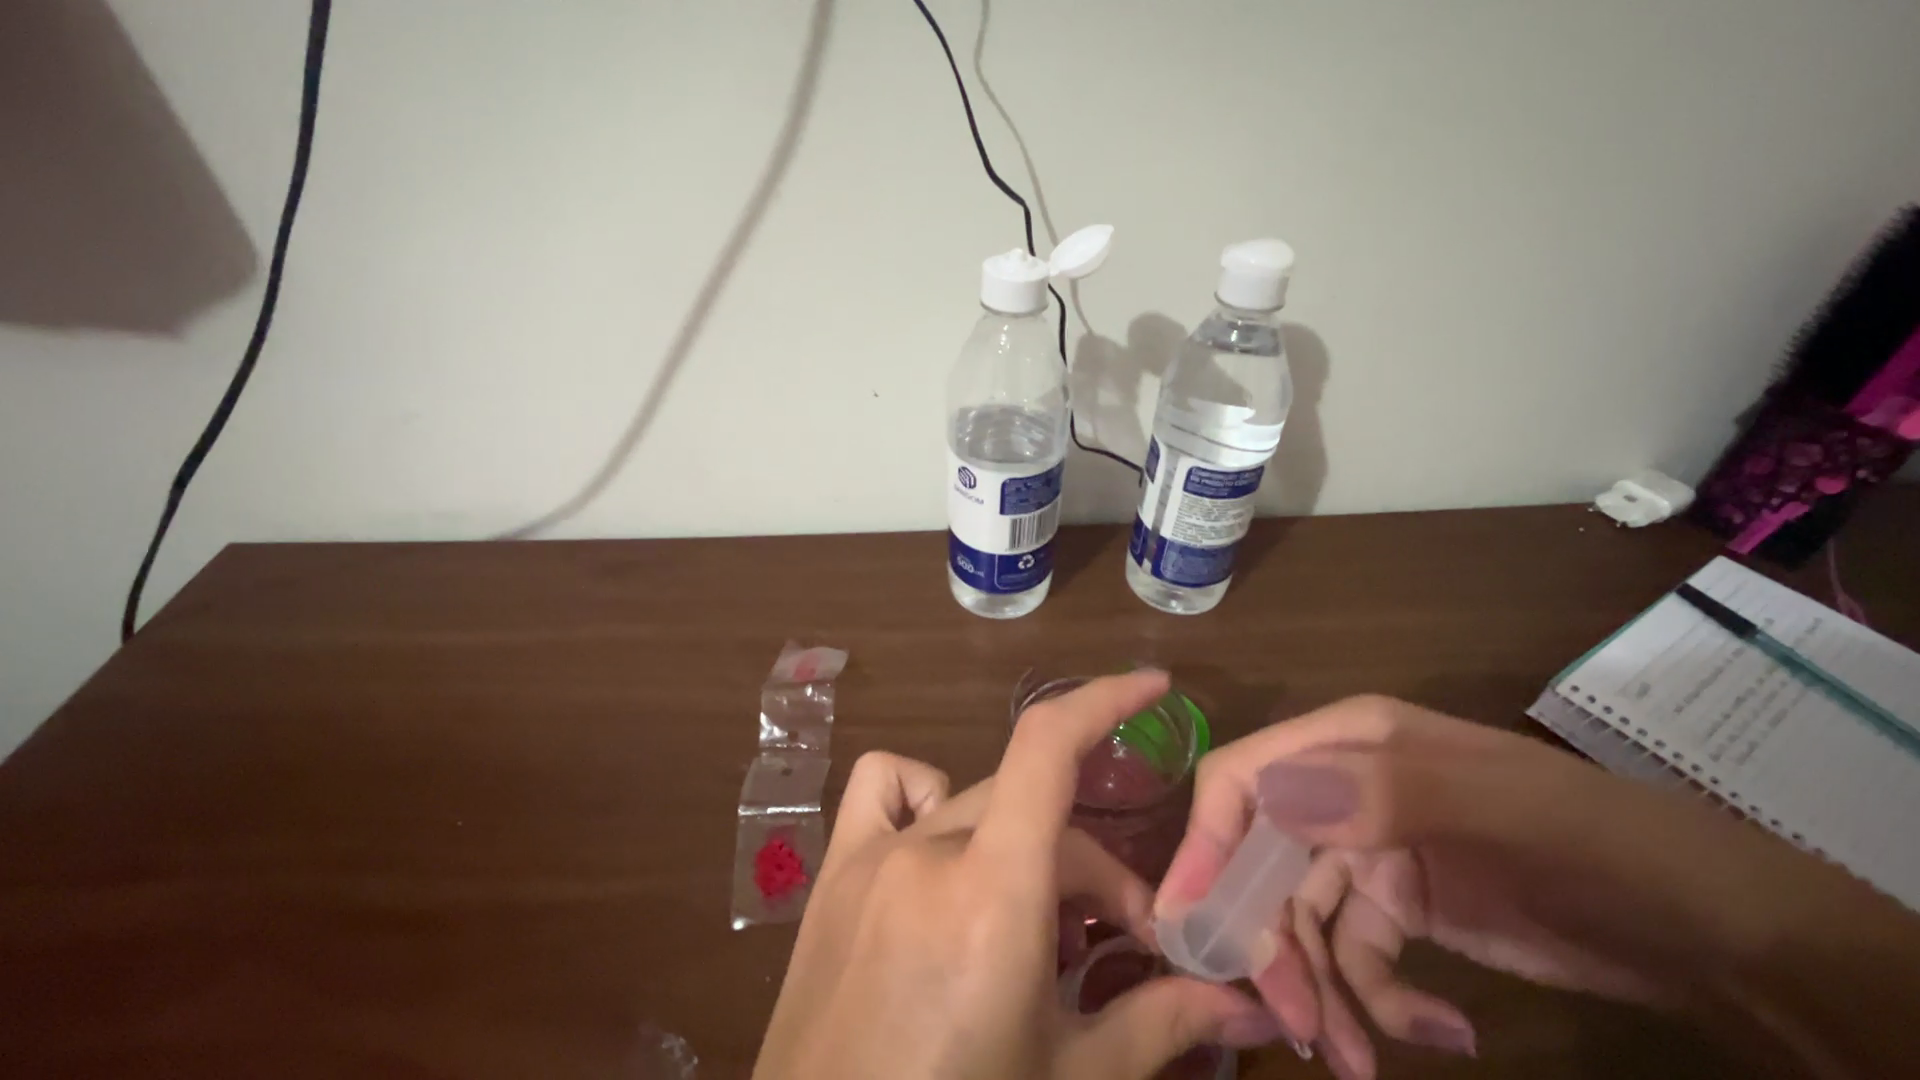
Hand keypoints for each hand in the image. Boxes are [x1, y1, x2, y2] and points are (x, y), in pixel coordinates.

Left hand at [755, 671, 1283, 1079]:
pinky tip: (942, 856)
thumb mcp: (1068, 1074)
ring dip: (1022, 839)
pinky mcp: (833, 875)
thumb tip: (1247, 1002)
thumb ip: (1158, 1022)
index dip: (1104, 700)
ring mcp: (871, 857)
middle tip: (1122, 937)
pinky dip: (926, 798)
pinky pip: (885, 789)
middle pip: (1034, 804)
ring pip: (973, 802)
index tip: (1152, 688)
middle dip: (1094, 861)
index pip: (1048, 749)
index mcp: (993, 892)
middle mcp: (928, 853)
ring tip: (1033, 910)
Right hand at [1156, 695, 1867, 1078]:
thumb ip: (1388, 794)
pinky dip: (1379, 1000)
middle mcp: (1347, 789)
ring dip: (1319, 987)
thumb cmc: (1604, 849)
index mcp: (1354, 744)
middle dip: (1268, 941)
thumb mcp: (1503, 815)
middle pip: (1263, 860)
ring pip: (1302, 917)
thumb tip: (1272, 794)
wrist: (1715, 927)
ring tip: (1357, 1061)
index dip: (1205, 842)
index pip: (1245, 779)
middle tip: (1296, 1022)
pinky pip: (1357, 954)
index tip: (1183, 921)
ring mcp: (1372, 849)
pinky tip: (1440, 1032)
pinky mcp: (1403, 905)